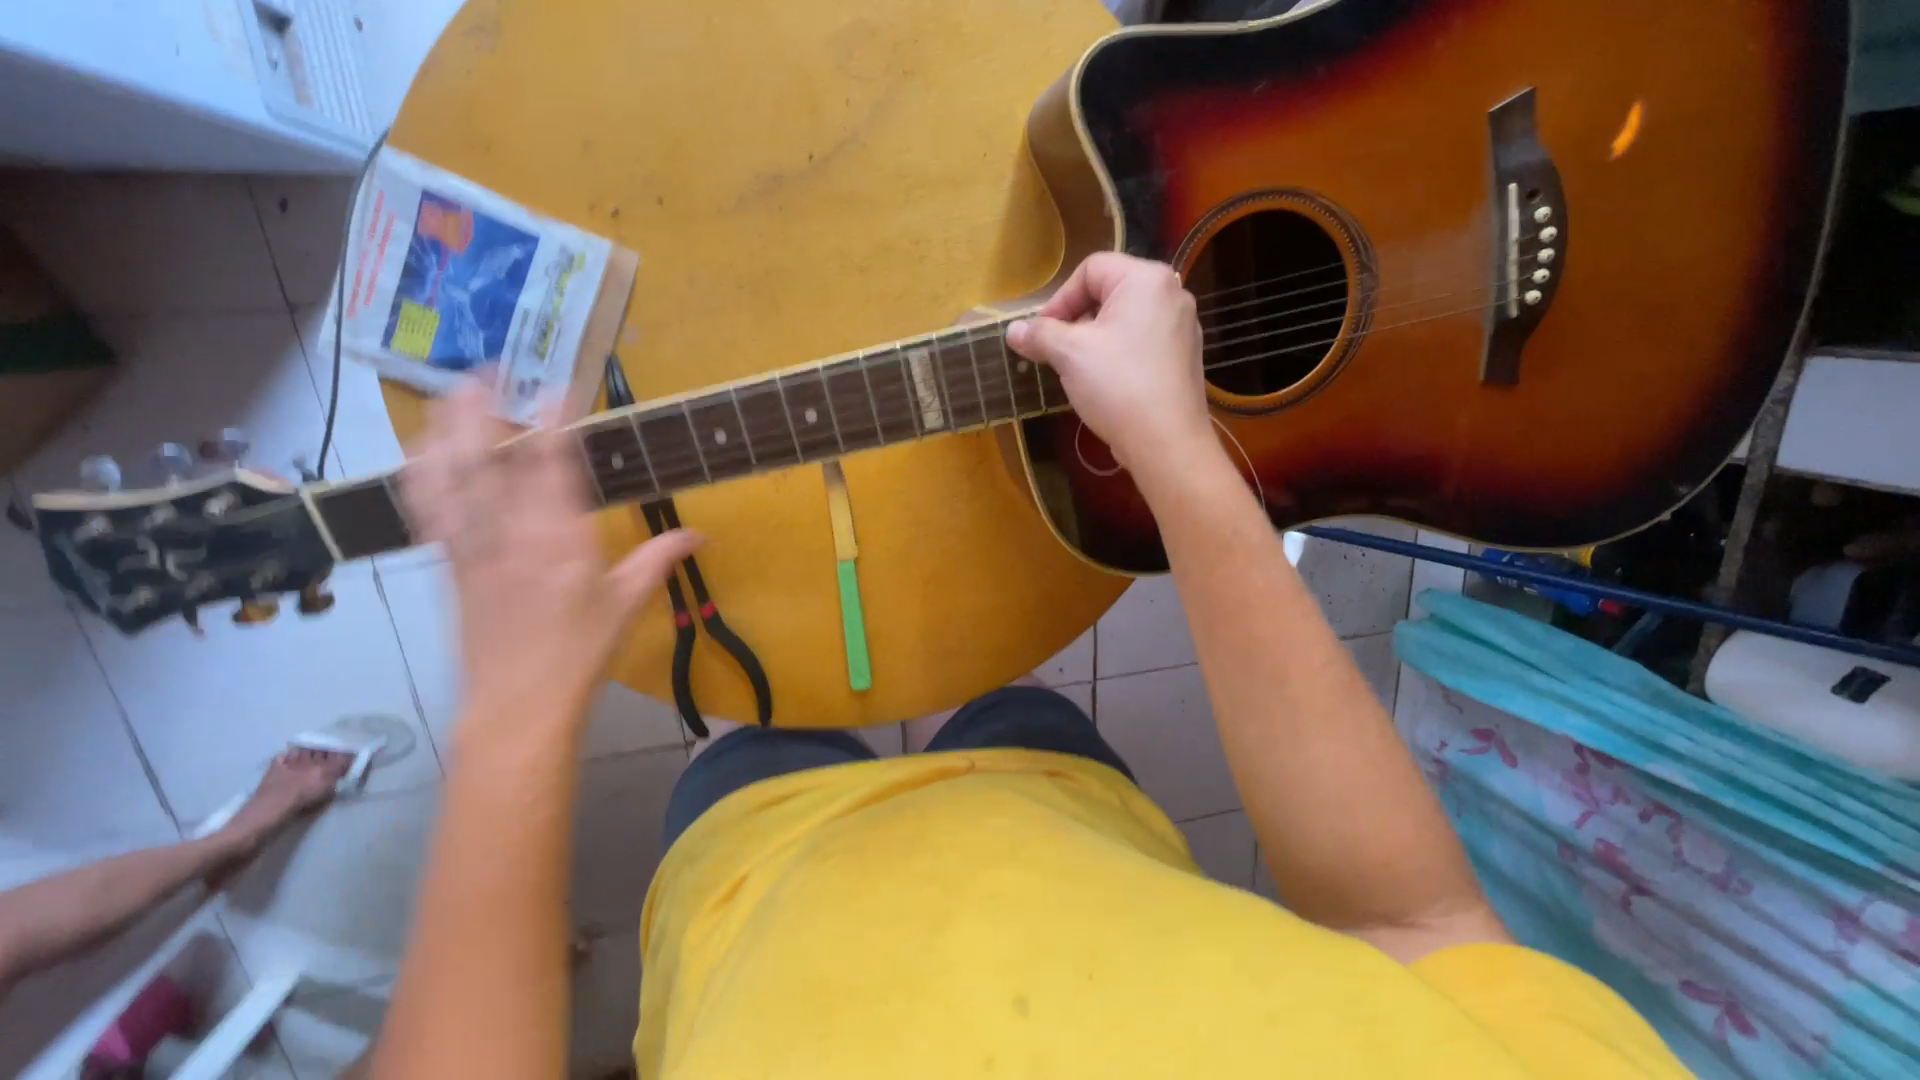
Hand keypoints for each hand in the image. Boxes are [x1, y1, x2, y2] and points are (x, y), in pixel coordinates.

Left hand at [400, 382, 700, 739]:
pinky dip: (422, 475)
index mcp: (562, 541)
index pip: (554, 467)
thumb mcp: (628, 604)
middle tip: (489, 370)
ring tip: (449, 393)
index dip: (554, 422)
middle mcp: (513, 534)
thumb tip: (700, 533)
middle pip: (490, 460)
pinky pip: (430, 510)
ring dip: (446, 431)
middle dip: (484, 410)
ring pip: (453, 478)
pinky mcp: (449, 563)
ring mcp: (474, 546)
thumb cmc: (581, 651)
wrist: (518, 701)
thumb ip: (659, 559)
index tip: (558, 388)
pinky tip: (419, 451)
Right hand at [1005, 253, 1214, 483]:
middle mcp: (1171, 293)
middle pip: (1109, 292)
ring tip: (1078, 370)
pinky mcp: (1183, 357)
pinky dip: (1118, 354)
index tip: (1042, 333)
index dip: (1060, 299)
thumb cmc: (1118, 385)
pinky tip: (1106, 384)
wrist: (1166, 442)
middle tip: (1057, 352)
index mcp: (1146, 280)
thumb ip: (1040, 335)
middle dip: (1076, 320)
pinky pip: (1141, 342)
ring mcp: (1182, 327)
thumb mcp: (1070, 355)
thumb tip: (1013, 330)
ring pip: (1124, 320)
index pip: (1091, 269)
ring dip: (1094, 339)